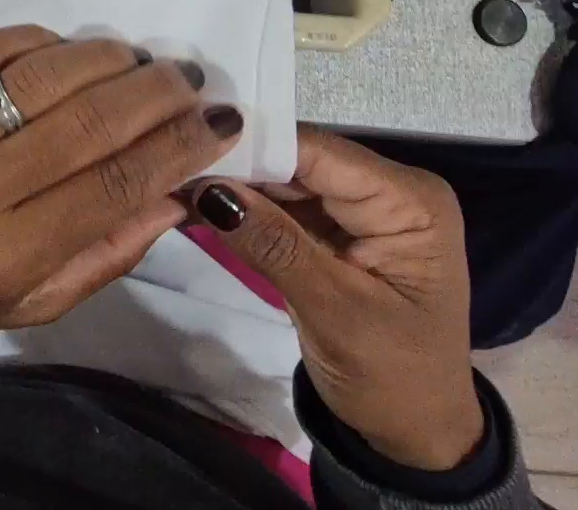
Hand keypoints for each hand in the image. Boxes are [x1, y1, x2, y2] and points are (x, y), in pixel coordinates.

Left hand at [0, 25, 244, 360]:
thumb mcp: (32, 304)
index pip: (113, 186)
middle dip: (154, 95)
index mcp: (6, 250)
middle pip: (86, 123)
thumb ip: (107, 254)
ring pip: (40, 76)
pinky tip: (70, 49)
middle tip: (190, 82)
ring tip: (141, 61)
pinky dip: (37, 38)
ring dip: (104, 59)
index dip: (177, 149)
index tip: (220, 123)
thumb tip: (176, 193)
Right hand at [193, 128, 482, 470]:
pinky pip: (275, 202)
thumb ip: (274, 246)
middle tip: (164, 164)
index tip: (185, 147)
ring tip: (166, 178)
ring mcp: (353, 207)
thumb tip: (209, 190)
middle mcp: (382, 189)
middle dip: (233, 164)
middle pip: (294, 157)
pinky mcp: (328, 225)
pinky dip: (237, 206)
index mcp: (407, 202)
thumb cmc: (394, 378)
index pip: (316, 152)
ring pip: (278, 176)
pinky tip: (189, 201)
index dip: (252, 144)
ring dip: (228, 183)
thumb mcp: (335, 315)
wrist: (414, 433)